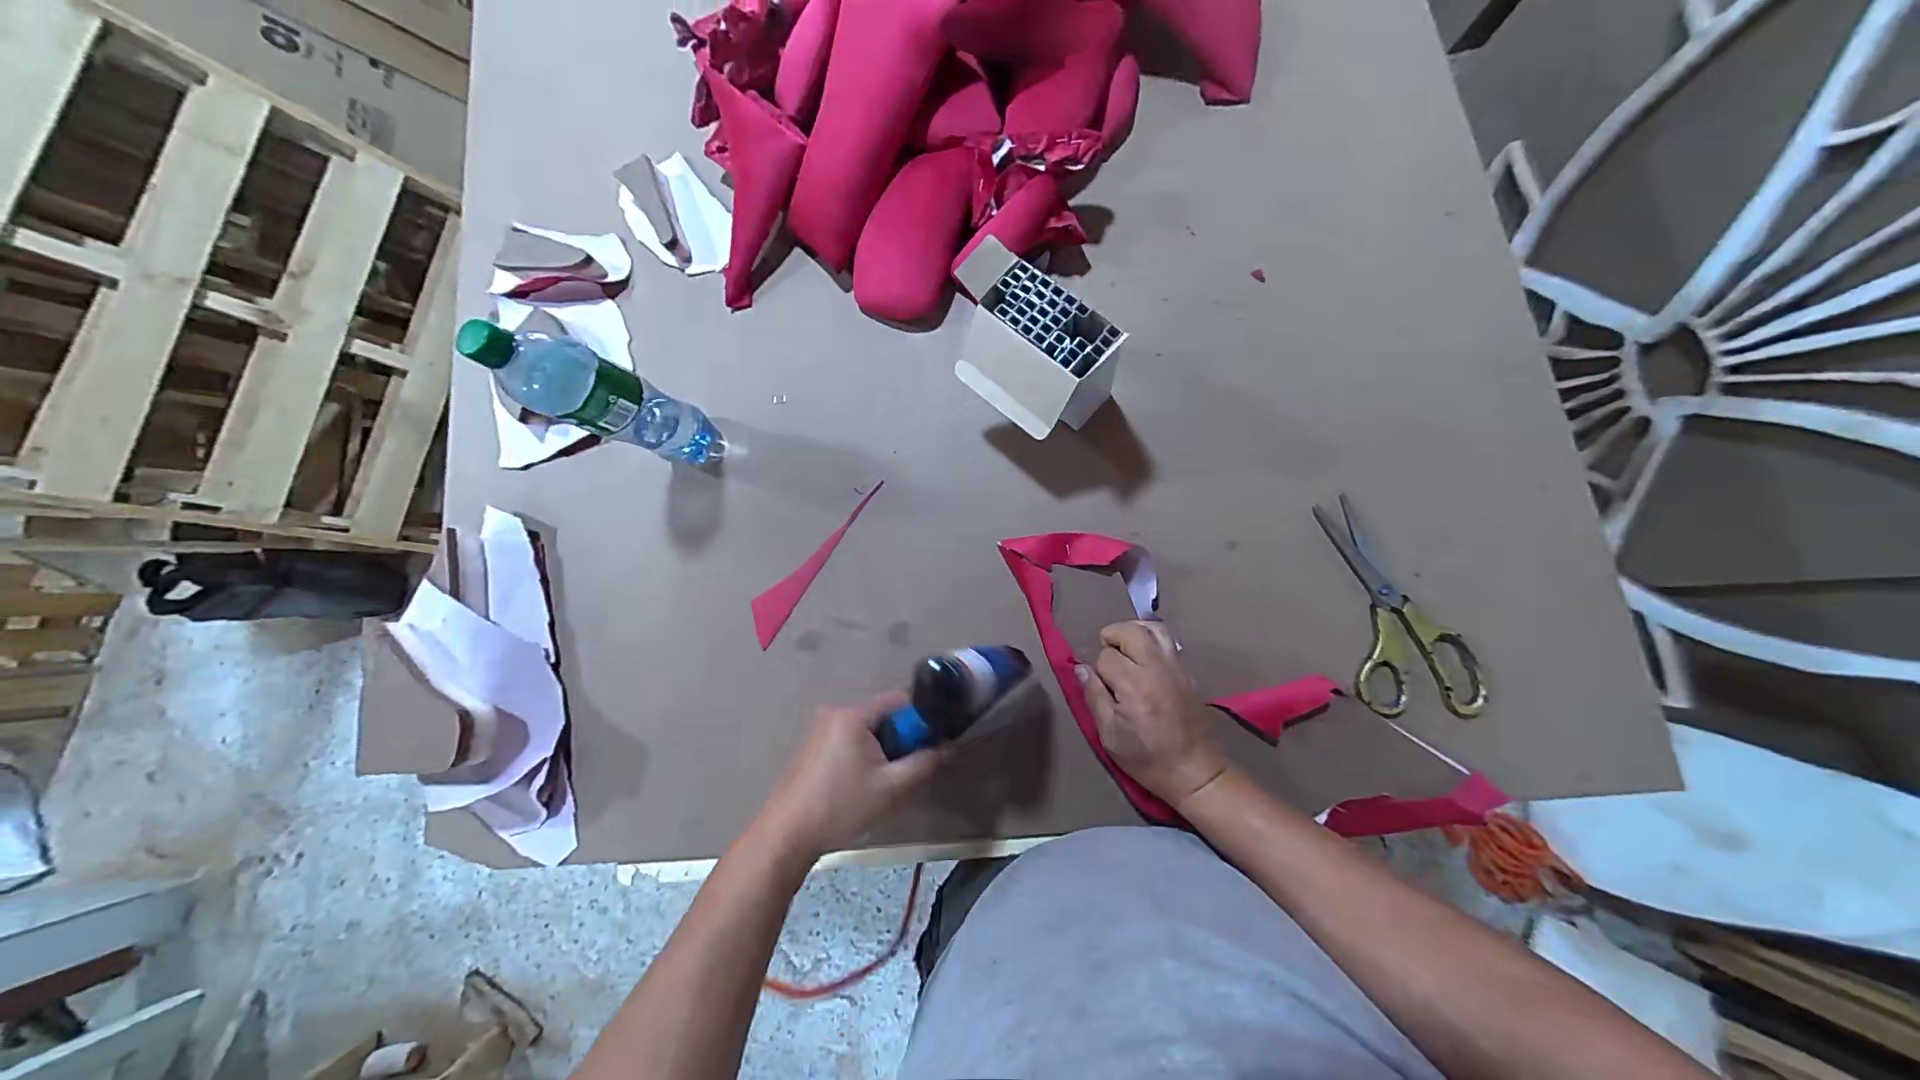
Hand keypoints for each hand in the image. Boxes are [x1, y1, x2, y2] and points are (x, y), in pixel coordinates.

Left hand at [752, 691, 948, 858]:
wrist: (787, 835)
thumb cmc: (841, 806)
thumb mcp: (892, 788)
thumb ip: (924, 763)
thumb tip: (947, 747)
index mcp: (853, 715)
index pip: (899, 699)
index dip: (922, 718)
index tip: (933, 741)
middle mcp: (834, 713)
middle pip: (883, 716)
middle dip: (901, 739)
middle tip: (909, 769)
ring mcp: (819, 730)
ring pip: (867, 732)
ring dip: (883, 751)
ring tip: (886, 783)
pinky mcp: (812, 748)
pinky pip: (849, 742)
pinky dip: (863, 757)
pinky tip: (863, 786)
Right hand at [1076, 621, 1232, 810]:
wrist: (1196, 772)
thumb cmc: (1147, 760)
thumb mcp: (1110, 736)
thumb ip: (1094, 697)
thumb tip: (1081, 668)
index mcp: (1134, 687)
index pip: (1106, 656)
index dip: (1098, 668)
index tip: (1101, 686)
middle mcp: (1157, 669)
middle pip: (1132, 631)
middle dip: (1113, 636)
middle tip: (1107, 655)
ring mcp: (1177, 668)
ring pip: (1155, 629)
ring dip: (1135, 632)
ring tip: (1125, 648)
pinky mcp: (1188, 674)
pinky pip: (1169, 643)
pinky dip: (1152, 641)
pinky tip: (1144, 661)